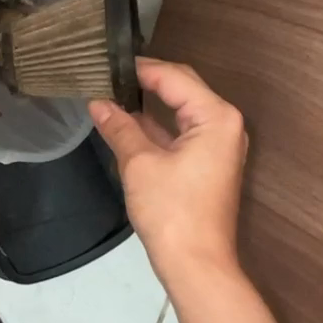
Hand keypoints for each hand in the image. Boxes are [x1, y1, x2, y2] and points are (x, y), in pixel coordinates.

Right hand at [89, 58, 248, 288]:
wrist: (195, 261)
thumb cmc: (171, 210)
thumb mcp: (139, 164)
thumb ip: (120, 129)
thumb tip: (99, 104)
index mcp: (216, 117)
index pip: (175, 77)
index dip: (141, 68)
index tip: (108, 62)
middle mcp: (224, 125)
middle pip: (182, 91)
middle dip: (146, 83)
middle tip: (108, 76)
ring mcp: (217, 147)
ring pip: (180, 114)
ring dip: (147, 107)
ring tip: (111, 98)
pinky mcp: (206, 166)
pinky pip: (179, 135)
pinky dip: (155, 130)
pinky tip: (126, 128)